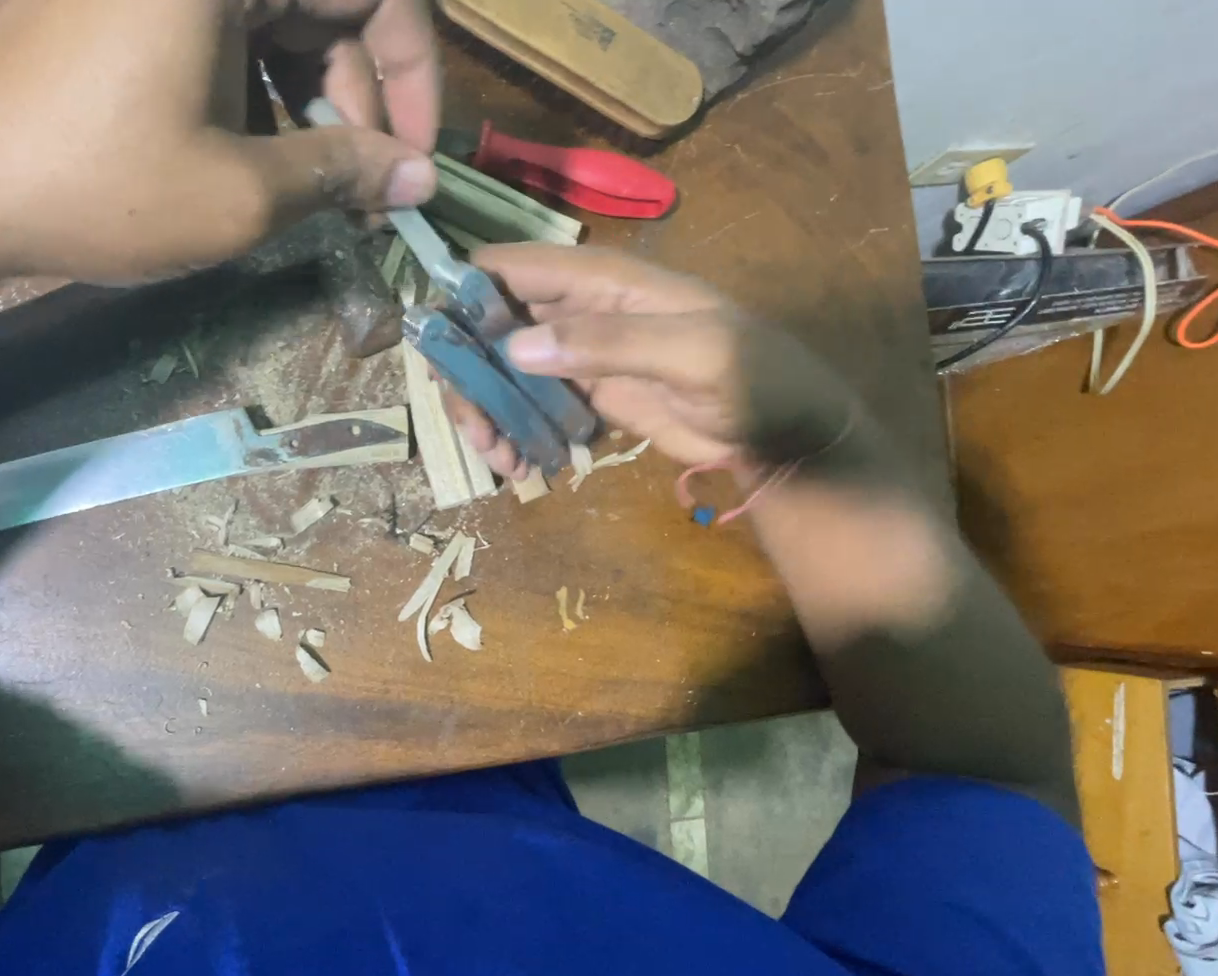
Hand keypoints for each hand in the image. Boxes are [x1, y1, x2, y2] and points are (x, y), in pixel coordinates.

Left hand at [0, 0, 440, 287]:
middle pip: (322, 4)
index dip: (414, 74)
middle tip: (367, 194)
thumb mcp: (239, 194)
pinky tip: (259, 162)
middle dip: (360, 103)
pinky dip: (255, 94)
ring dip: (310, 108)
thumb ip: (343, 172)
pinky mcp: (115, 2)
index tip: (415, 159)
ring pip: (272, 23)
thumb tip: (420, 178)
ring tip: (315, 194)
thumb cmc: (94, 186)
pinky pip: (217, 31)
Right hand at [446, 244, 854, 476]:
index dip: (465, 293)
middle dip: (468, 372)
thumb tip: (516, 347)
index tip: (436, 343)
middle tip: (472, 427)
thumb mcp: (694, 353)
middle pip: (494, 325)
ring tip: (498, 458)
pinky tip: (519, 466)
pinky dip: (513, 433)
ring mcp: (579, 358)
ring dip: (486, 411)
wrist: (782, 434)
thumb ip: (611, 344)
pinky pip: (529, 408)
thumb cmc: (755, 379)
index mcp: (605, 283)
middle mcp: (581, 313)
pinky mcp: (583, 398)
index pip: (515, 267)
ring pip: (503, 371)